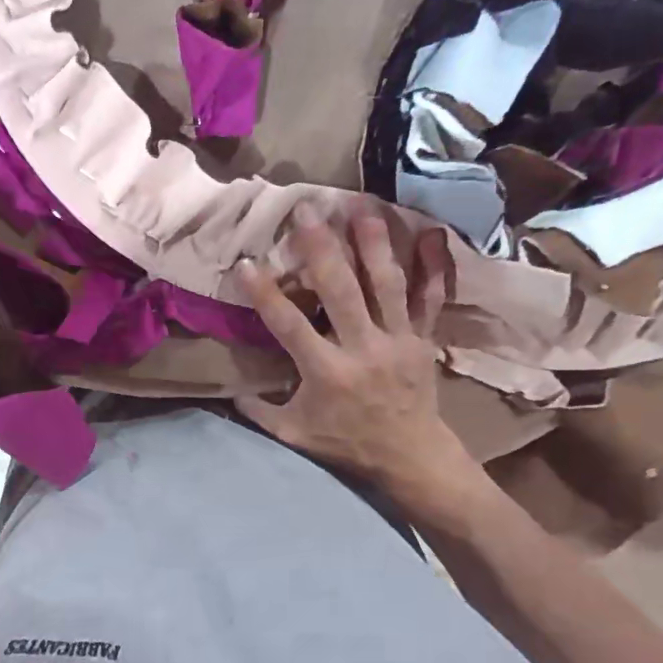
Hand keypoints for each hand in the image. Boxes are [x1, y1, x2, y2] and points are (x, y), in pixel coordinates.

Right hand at [235, 200, 468, 495]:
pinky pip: (432, 298)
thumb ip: (257, 410)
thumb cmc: (346, 443)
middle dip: (323, 248)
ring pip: (388, 284)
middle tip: (308, 211)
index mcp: (327, 372)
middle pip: (342, 291)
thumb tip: (226, 389)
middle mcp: (364, 348)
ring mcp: (399, 340)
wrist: (413, 457)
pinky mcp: (423, 339)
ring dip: (374, 242)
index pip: (289, 325)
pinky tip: (433, 233)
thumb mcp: (293, 433)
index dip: (265, 294)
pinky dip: (435, 266)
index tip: (246, 263)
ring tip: (362, 205)